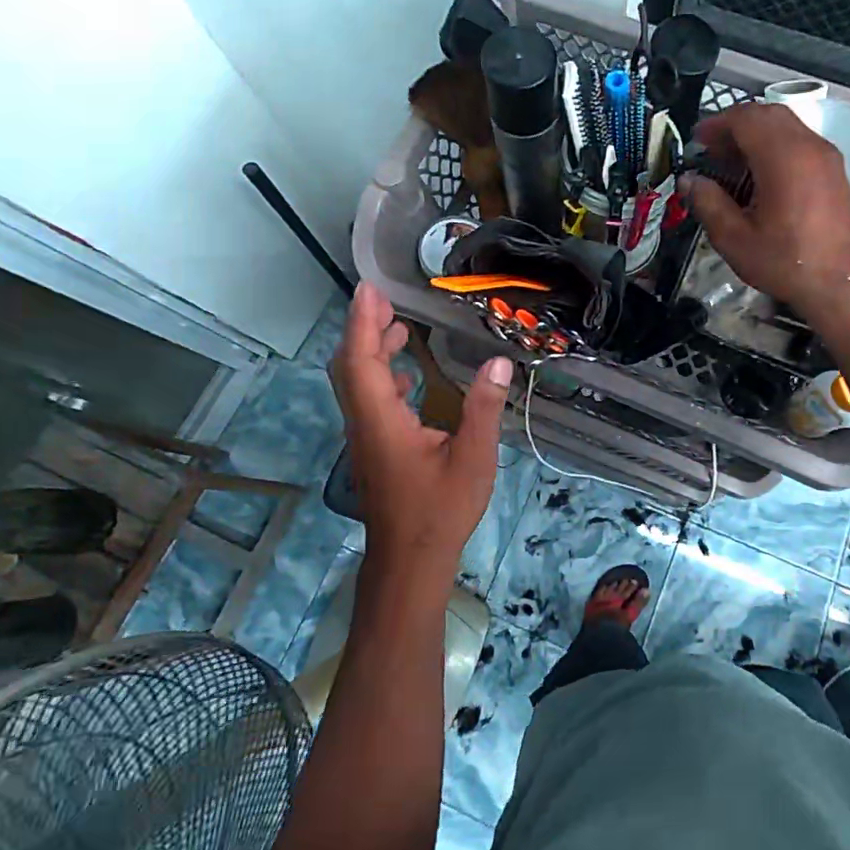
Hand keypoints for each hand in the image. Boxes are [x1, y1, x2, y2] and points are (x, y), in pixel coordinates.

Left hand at [332, 283, 512, 581]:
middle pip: (351, 367)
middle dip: (364, 329)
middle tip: (384, 300)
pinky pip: (369, 402)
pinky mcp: (374, 451)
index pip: (363, 360)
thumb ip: (483, 409)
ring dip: (371, 353)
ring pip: (357, 385)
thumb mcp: (473, 458)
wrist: (410, 561)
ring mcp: (366, 439)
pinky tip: (407, 380)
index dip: (364, 322)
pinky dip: (382, 378)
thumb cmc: (440, 510)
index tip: (370, 289)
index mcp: (382, 421)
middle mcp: (365, 424)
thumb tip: (498, 362)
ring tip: (396, 328)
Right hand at [680, 103, 849, 323]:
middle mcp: (809, 146)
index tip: (696, 143)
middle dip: (736, 126)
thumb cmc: (787, 262)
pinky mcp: (835, 172)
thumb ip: (708, 203)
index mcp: (783, 156)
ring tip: (734, 166)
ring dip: (757, 136)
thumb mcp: (735, 239)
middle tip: (713, 151)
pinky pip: (801, 143)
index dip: (716, 124)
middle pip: (768, 114)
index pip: (745, 118)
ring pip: (787, 127)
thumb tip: (690, 181)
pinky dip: (776, 148)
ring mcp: (827, 157)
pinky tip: (762, 179)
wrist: (844, 283)